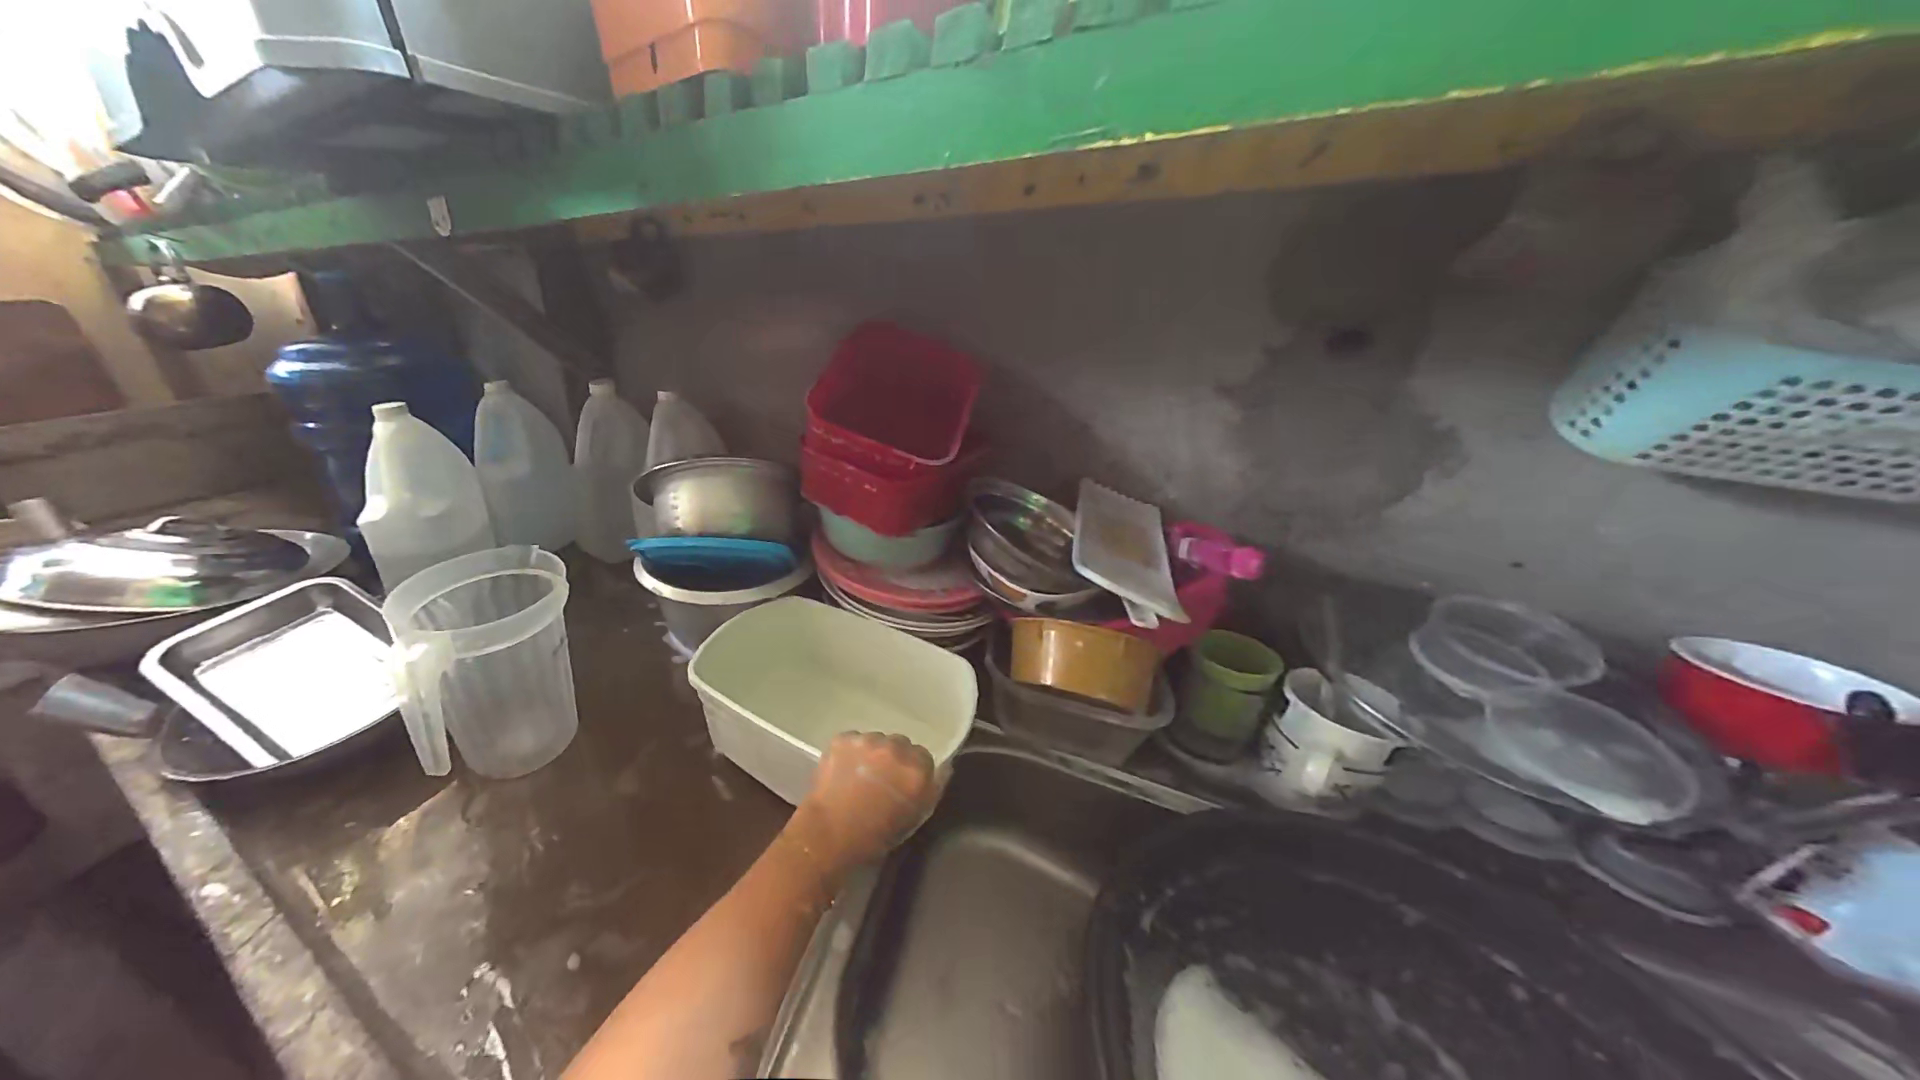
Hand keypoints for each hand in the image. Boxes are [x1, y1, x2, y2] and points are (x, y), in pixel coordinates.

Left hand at [788, 732, 940, 872]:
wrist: (829, 834)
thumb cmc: (876, 834)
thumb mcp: (917, 817)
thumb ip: (934, 788)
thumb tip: (945, 766)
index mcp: (918, 768)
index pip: (923, 756)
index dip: (911, 771)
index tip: (901, 784)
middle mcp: (896, 747)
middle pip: (900, 744)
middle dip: (892, 759)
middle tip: (880, 780)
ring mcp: (867, 740)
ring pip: (875, 740)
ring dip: (870, 754)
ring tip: (858, 775)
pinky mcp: (843, 739)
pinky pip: (852, 741)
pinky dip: (849, 752)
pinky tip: (843, 770)